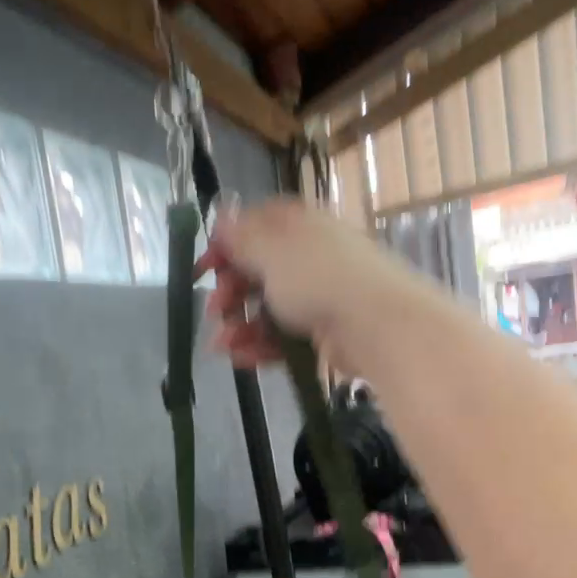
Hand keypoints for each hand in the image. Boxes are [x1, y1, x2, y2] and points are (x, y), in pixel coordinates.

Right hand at [195, 199, 410, 368]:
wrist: (374, 324)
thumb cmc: (317, 277)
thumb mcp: (270, 250)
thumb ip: (242, 238)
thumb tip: (223, 218)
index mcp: (297, 225)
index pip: (253, 227)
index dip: (224, 247)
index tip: (202, 270)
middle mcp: (307, 255)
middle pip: (257, 272)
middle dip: (229, 293)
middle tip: (214, 312)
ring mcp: (317, 295)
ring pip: (267, 308)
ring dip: (239, 327)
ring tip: (222, 347)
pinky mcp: (323, 331)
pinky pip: (283, 336)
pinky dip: (260, 346)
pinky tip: (242, 359)